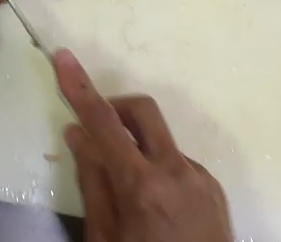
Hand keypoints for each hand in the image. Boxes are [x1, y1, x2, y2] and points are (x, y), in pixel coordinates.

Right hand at [55, 49, 233, 241]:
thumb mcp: (105, 241)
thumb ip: (92, 183)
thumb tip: (77, 134)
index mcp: (143, 186)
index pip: (103, 123)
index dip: (80, 88)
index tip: (64, 58)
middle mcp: (177, 172)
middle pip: (142, 111)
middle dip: (115, 108)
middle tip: (96, 130)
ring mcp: (201, 179)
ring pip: (161, 141)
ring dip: (139, 149)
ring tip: (128, 194)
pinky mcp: (215, 190)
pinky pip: (180, 165)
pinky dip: (160, 172)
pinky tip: (155, 211)